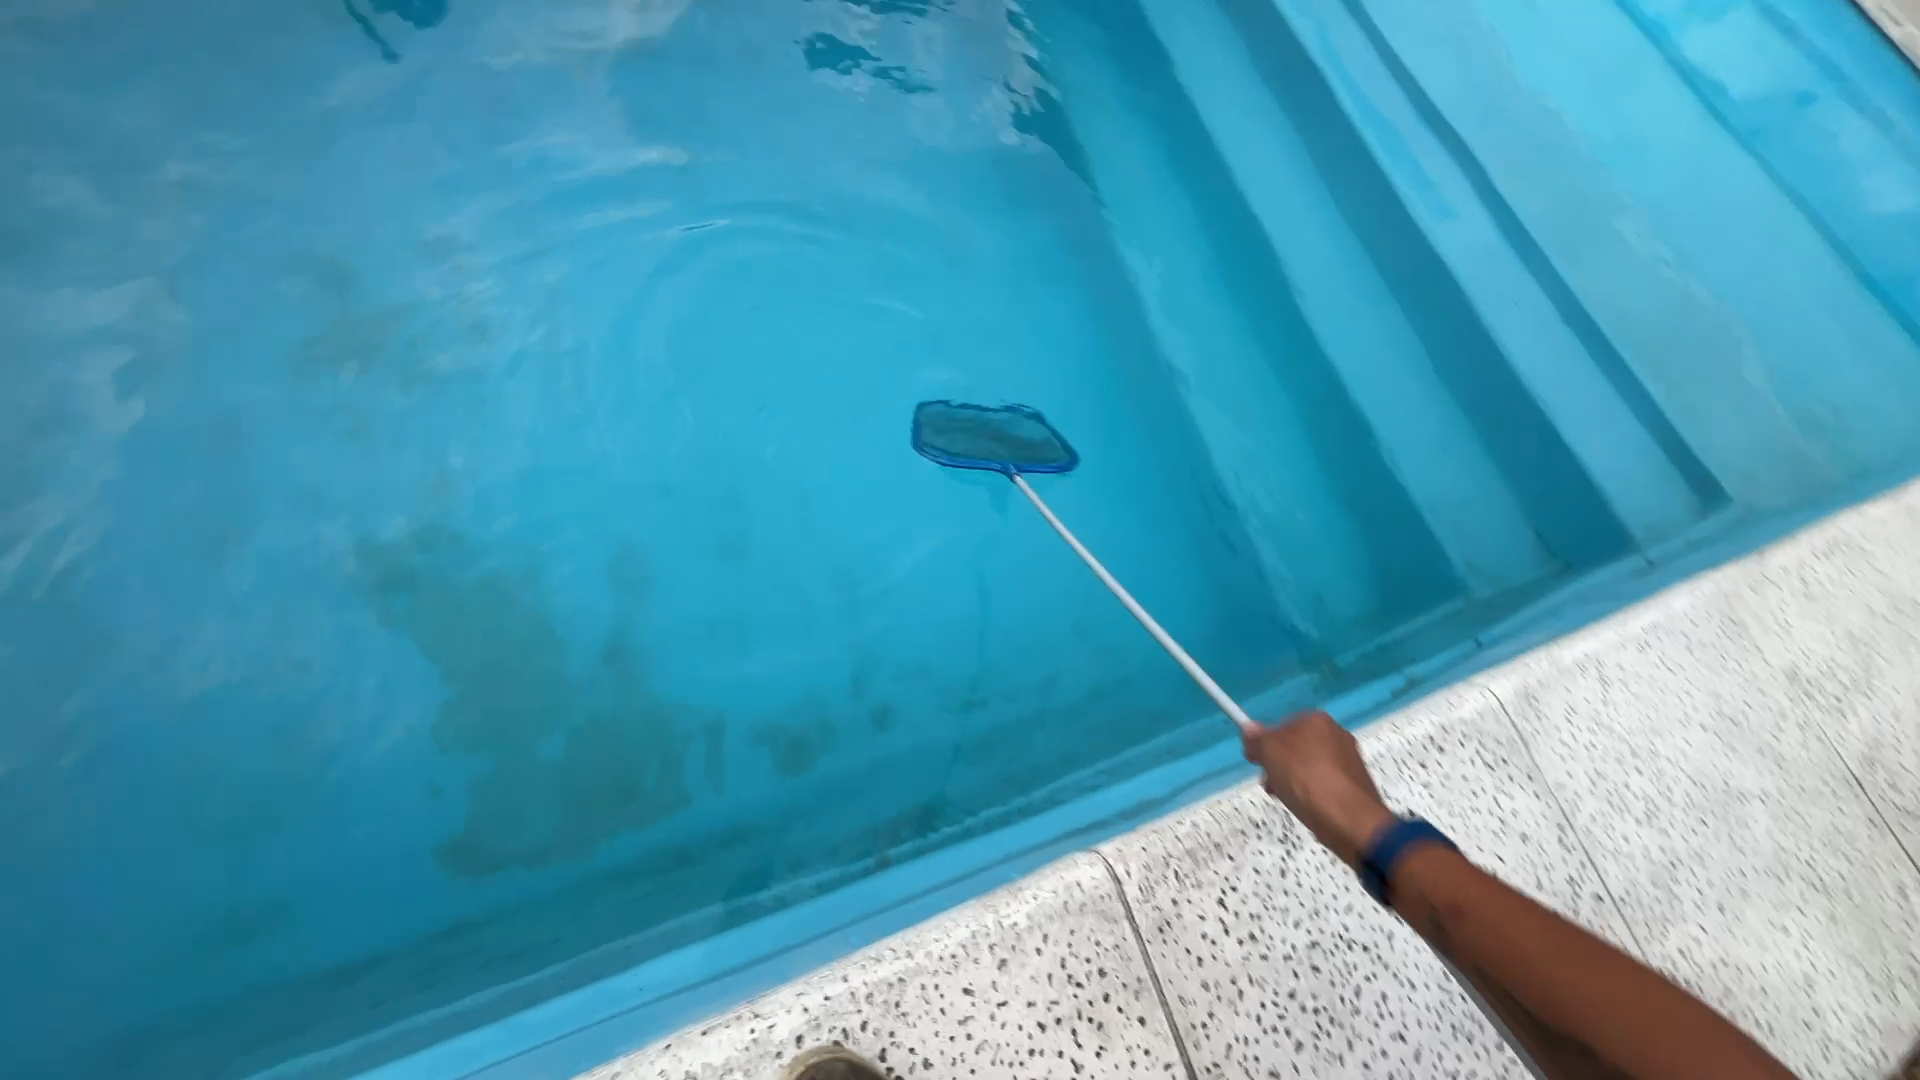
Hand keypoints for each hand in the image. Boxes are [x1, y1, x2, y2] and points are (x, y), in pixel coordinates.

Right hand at [1242, 709, 1398, 865]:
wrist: (1350, 820)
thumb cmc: (1305, 779)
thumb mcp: (1269, 754)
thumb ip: (1257, 739)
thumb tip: (1250, 729)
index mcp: (1316, 720)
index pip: (1281, 726)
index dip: (1265, 744)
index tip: (1256, 763)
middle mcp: (1337, 734)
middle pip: (1296, 746)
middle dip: (1280, 764)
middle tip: (1271, 783)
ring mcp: (1350, 760)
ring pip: (1310, 767)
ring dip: (1294, 781)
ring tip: (1288, 800)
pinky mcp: (1357, 784)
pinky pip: (1326, 783)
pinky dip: (1314, 793)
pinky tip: (1308, 807)